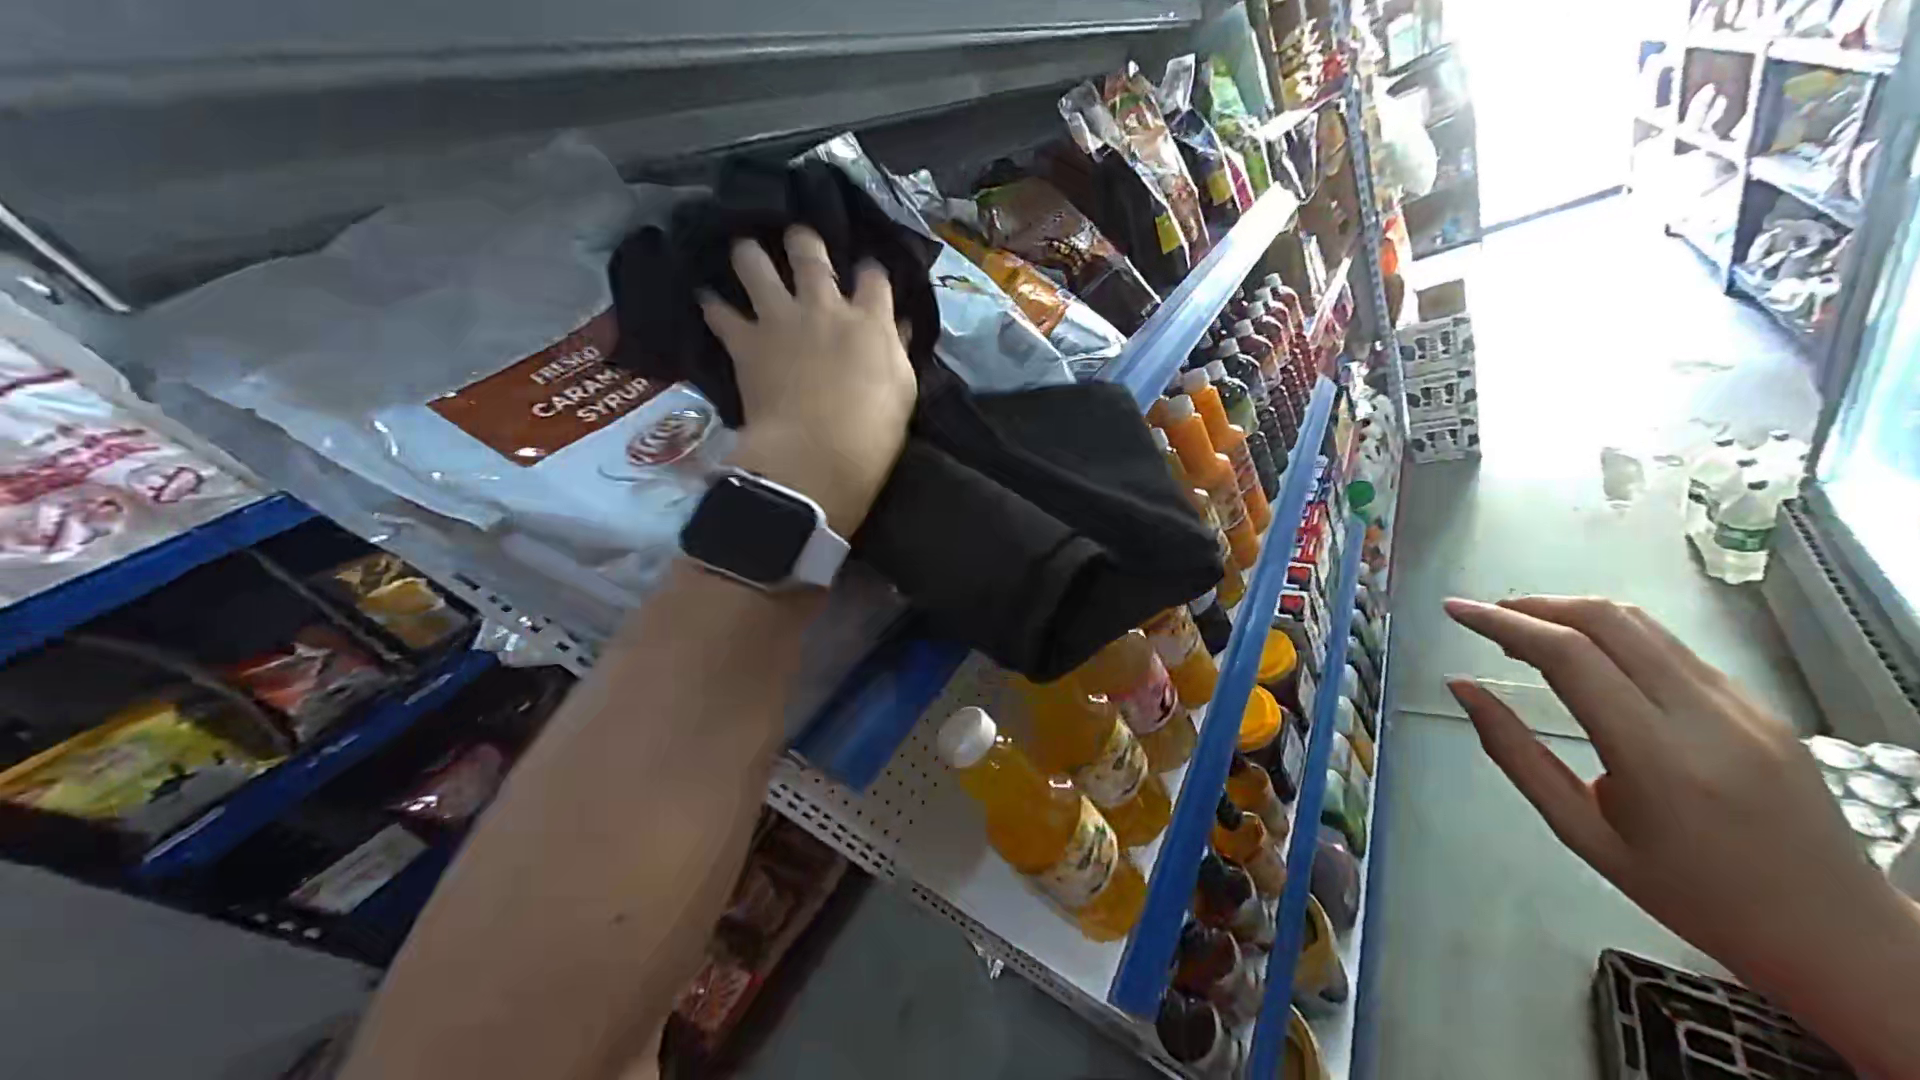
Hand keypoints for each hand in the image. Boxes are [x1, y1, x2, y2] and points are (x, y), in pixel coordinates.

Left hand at [701, 227, 915, 535]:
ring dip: (749, 254)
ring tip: (745, 249)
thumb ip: (897, 351)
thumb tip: (899, 327)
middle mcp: (824, 307)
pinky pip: (720, 314)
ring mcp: (780, 320)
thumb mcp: (903, 392)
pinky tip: (705, 299)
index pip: (873, 276)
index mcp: (869, 321)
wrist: (815, 457)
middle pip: (811, 254)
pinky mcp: (746, 343)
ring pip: (756, 266)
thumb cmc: (872, 434)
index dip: (870, 269)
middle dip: (804, 241)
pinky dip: (712, 306)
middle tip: (798, 239)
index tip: (867, 273)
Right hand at [1444, 595, 1919, 1075]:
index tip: (1455, 609)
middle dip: (1534, 606)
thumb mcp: (1580, 832)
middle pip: (1609, 621)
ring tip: (1521, 631)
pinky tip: (1581, 657)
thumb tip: (1461, 688)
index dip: (1503, 622)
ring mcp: (1746, 708)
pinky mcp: (1761, 707)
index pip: (1571, 656)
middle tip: (1483, 615)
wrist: (1834, 935)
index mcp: (1660, 758)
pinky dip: (1609, 635)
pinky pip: (1671, 649)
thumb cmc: (1688, 894)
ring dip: (1571, 614)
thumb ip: (1514, 753)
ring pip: (1644, 626)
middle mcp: (1711, 718)